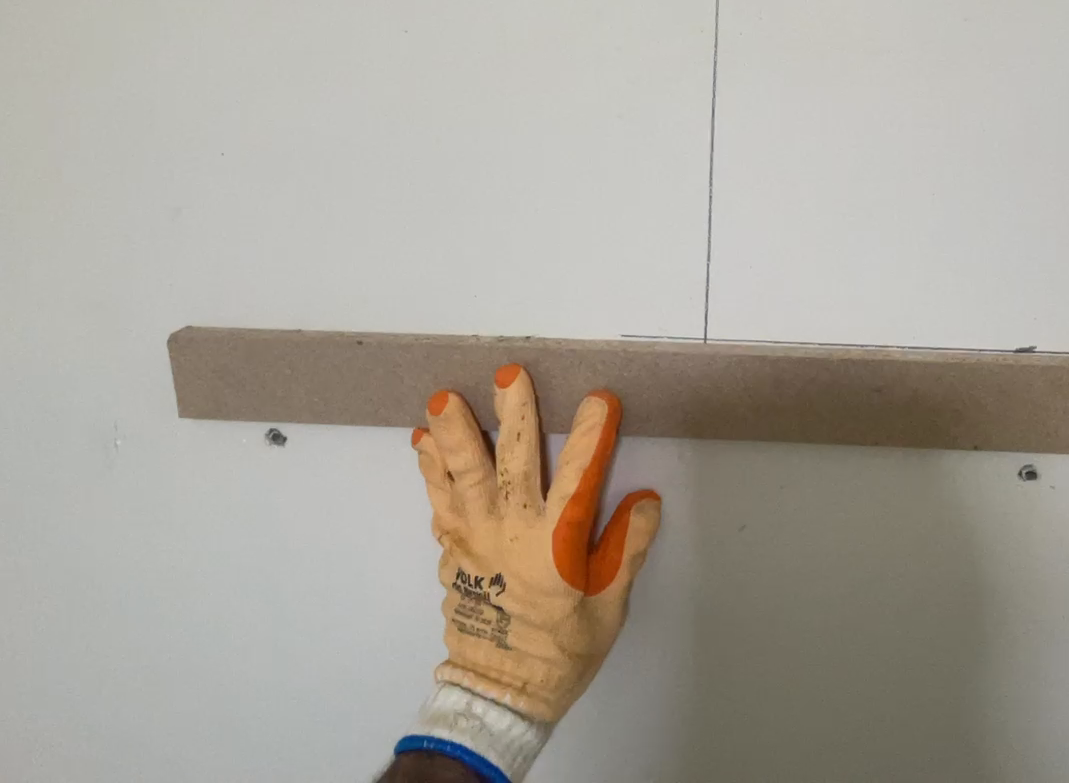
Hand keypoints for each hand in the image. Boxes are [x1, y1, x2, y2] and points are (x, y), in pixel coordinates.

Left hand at [389, 365, 661, 781]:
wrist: (500, 694)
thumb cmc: (562, 650)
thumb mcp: (609, 608)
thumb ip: (625, 550)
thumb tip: (646, 500)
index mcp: (553, 547)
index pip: (578, 479)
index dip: (590, 437)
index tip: (600, 401)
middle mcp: (509, 534)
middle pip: (510, 465)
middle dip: (512, 417)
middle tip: (508, 375)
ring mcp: (472, 540)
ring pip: (461, 478)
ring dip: (453, 436)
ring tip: (442, 399)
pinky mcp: (449, 551)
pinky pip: (437, 502)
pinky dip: (430, 470)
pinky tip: (422, 442)